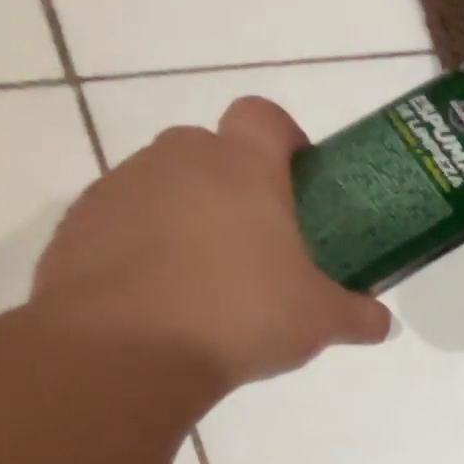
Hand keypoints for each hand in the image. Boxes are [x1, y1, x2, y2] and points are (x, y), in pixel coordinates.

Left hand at [31, 96, 390, 389]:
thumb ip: (361, 316)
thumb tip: (383, 322)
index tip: (302, 176)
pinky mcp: (80, 223)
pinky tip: (173, 293)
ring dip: (193, 212)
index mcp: (242, 171)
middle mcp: (177, 162)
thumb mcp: (323, 321)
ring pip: (166, 182)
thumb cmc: (243, 314)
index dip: (286, 137)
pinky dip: (151, 243)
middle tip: (266, 236)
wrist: (125, 347)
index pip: (264, 116)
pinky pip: (127, 218)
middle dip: (238, 181)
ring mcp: (121, 188)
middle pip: (211, 147)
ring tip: (217, 274)